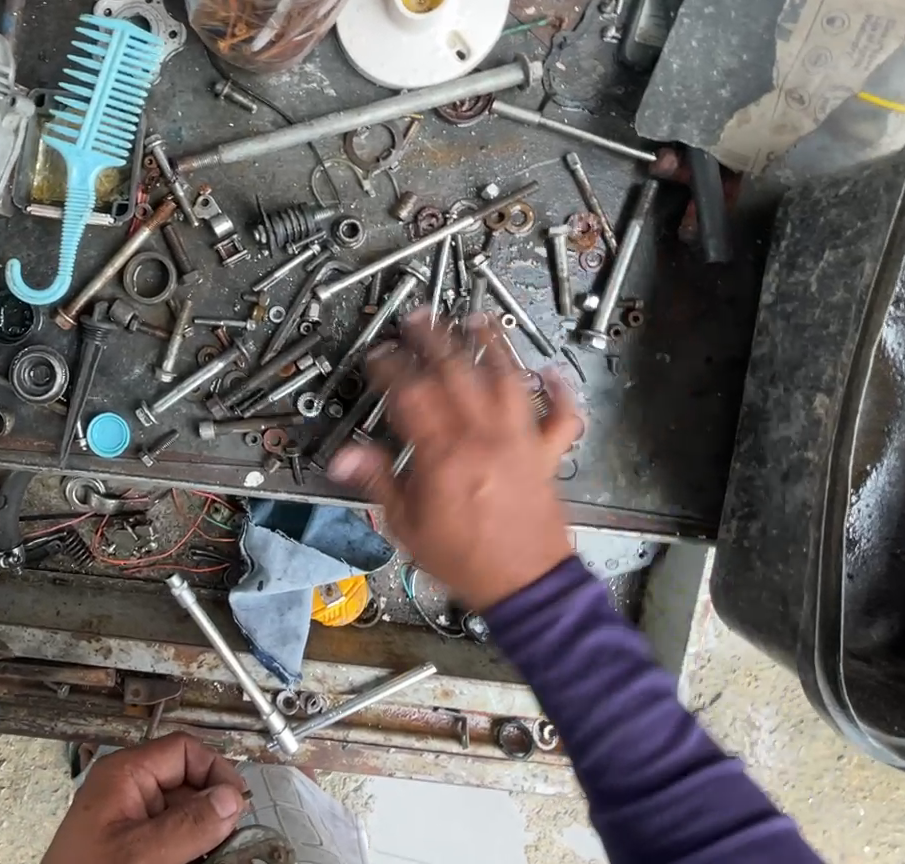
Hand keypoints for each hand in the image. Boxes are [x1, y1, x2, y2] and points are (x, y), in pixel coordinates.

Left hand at [41, 733, 247, 863]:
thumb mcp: (141, 853)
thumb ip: (188, 825)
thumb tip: (231, 798)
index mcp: (125, 774)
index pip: (183, 750)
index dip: (216, 772)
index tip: (239, 806)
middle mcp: (130, 791)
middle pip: (188, 785)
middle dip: (214, 812)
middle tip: (237, 843)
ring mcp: (131, 822)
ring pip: (185, 817)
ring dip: (206, 837)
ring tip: (222, 854)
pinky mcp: (134, 849)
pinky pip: (173, 841)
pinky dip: (191, 852)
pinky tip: (202, 860)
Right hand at [327, 311, 582, 609]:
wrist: (525, 586)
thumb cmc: (464, 559)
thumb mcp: (406, 524)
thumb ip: (377, 481)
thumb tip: (343, 457)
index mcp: (444, 454)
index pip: (411, 394)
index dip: (392, 368)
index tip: (380, 354)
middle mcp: (484, 438)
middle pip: (457, 373)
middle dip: (435, 340)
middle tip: (421, 318)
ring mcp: (519, 442)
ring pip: (508, 381)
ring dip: (493, 347)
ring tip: (478, 321)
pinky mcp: (545, 456)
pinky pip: (560, 418)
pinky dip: (560, 391)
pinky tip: (553, 371)